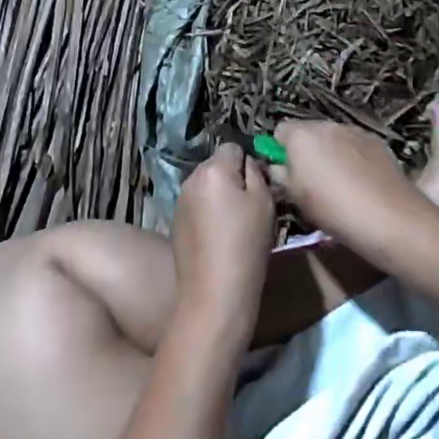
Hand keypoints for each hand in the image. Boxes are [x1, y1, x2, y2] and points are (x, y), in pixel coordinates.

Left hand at [170, 143, 274, 340]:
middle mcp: (191, 178)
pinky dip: (207, 212)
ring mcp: (180, 199)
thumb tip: (247, 163)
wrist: (214, 291)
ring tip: (233, 224)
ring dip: (218, 195)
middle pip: (216, 165)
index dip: (247, 164)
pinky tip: (217, 237)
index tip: (258, 187)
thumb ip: (255, 173)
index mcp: (214, 169)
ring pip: (206, 185)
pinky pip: (196, 204)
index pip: (233, 147)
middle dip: (231, 178)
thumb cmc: (246, 244)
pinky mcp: (175, 220)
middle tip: (248, 207)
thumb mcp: (264, 202)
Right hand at [268, 119, 438, 253]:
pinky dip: (353, 157)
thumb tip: (277, 166)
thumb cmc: (332, 208)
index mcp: (300, 135)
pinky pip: (355, 145)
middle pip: (307, 132)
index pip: (279, 131)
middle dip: (307, 150)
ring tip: (339, 183)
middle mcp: (326, 125)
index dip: (280, 150)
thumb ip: (280, 174)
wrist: (388, 216)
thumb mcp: (294, 196)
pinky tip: (360, 182)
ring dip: (330, 152)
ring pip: (333, 138)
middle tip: (312, 181)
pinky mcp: (377, 141)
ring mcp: (354, 130)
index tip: (287, 172)